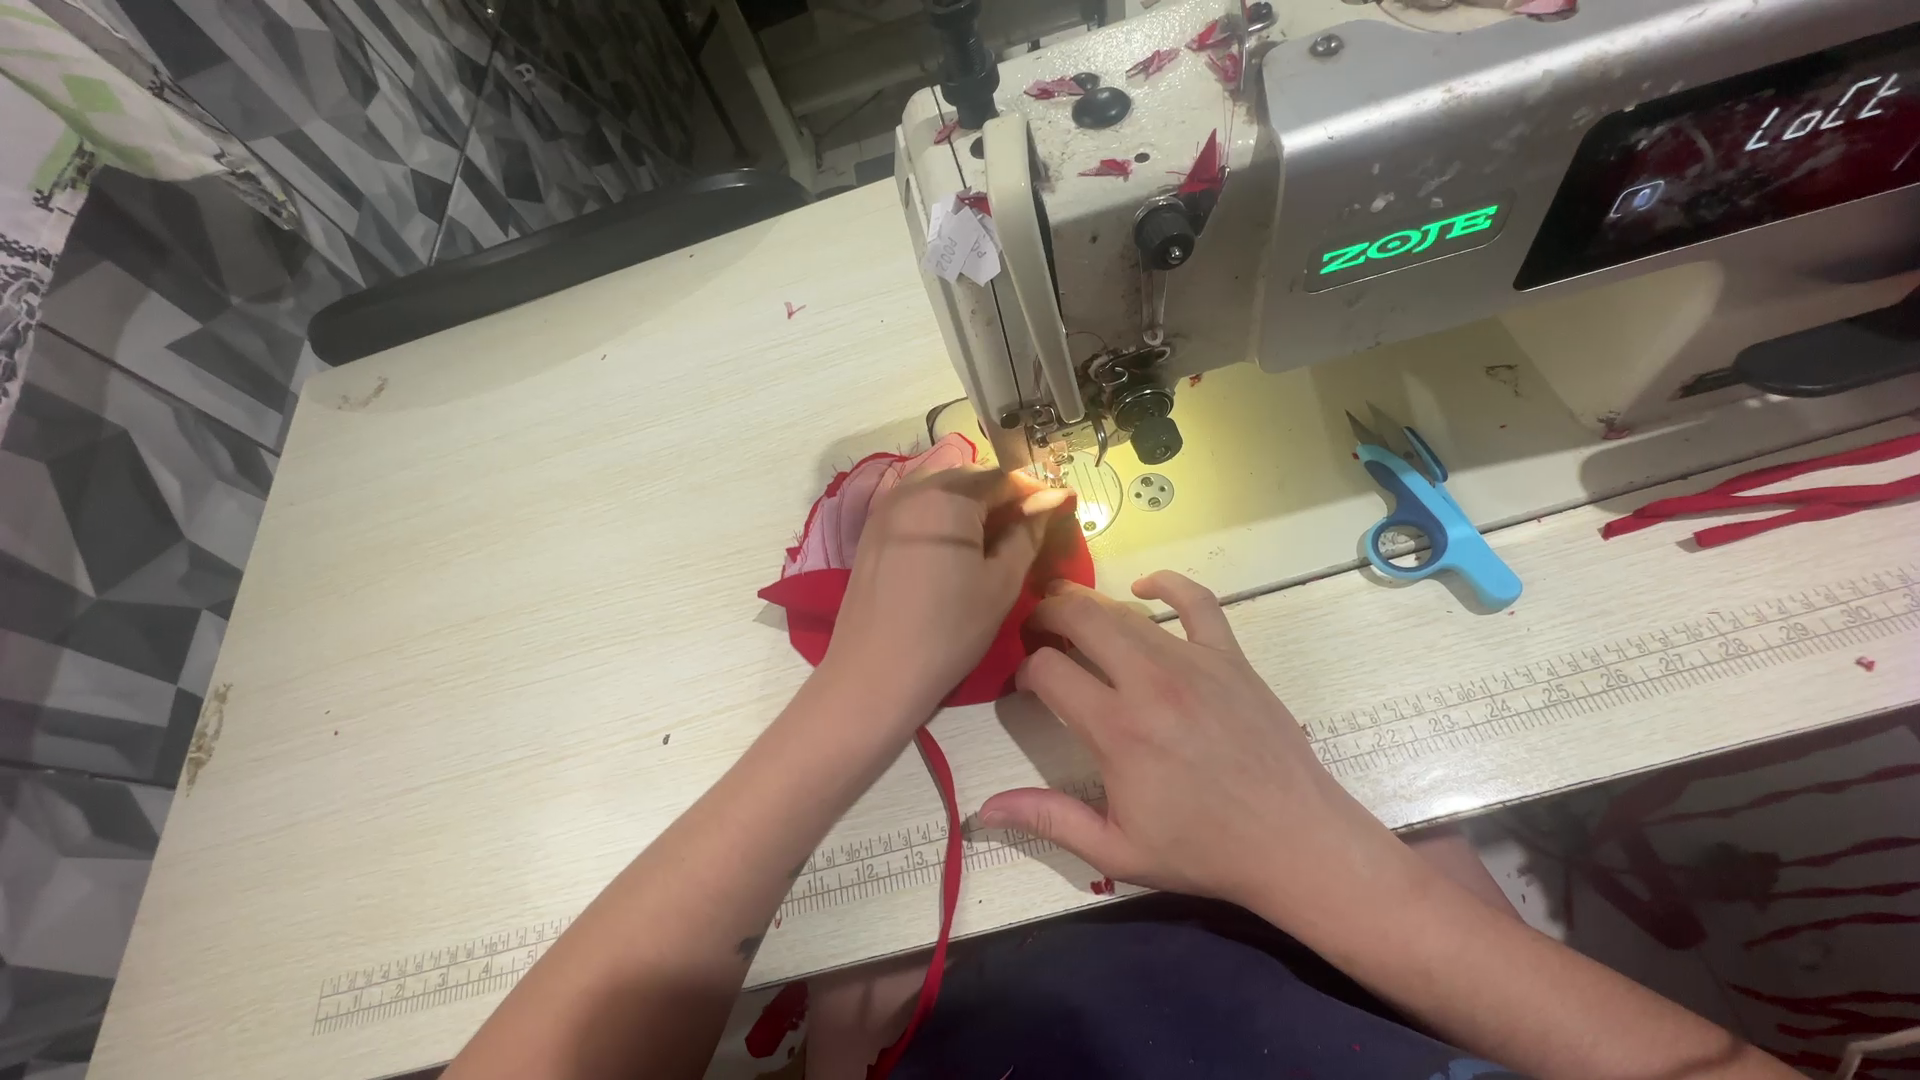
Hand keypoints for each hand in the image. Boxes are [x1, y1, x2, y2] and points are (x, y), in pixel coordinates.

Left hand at [823, 466, 1070, 713]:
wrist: (875, 672)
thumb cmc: (948, 630)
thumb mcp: (1001, 583)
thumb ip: (1026, 535)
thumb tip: (1046, 504)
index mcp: (947, 496)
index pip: (1002, 476)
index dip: (1033, 491)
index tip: (1058, 508)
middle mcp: (911, 490)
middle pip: (968, 477)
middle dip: (1001, 494)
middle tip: (1028, 524)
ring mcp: (885, 509)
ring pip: (940, 489)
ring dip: (971, 503)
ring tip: (995, 536)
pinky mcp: (872, 532)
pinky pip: (917, 507)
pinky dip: (942, 515)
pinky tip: (957, 545)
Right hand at [978, 572, 1399, 914]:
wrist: (1295, 842)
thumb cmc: (1203, 850)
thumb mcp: (1117, 850)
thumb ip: (1048, 819)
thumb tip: (982, 810)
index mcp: (1117, 730)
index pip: (1047, 671)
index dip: (1024, 671)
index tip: (1025, 686)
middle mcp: (1150, 682)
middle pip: (1080, 620)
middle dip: (1045, 617)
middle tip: (1035, 631)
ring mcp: (1194, 663)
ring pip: (1125, 612)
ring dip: (1087, 605)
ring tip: (1069, 612)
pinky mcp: (1230, 657)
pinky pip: (1197, 602)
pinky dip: (1167, 584)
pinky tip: (1145, 588)